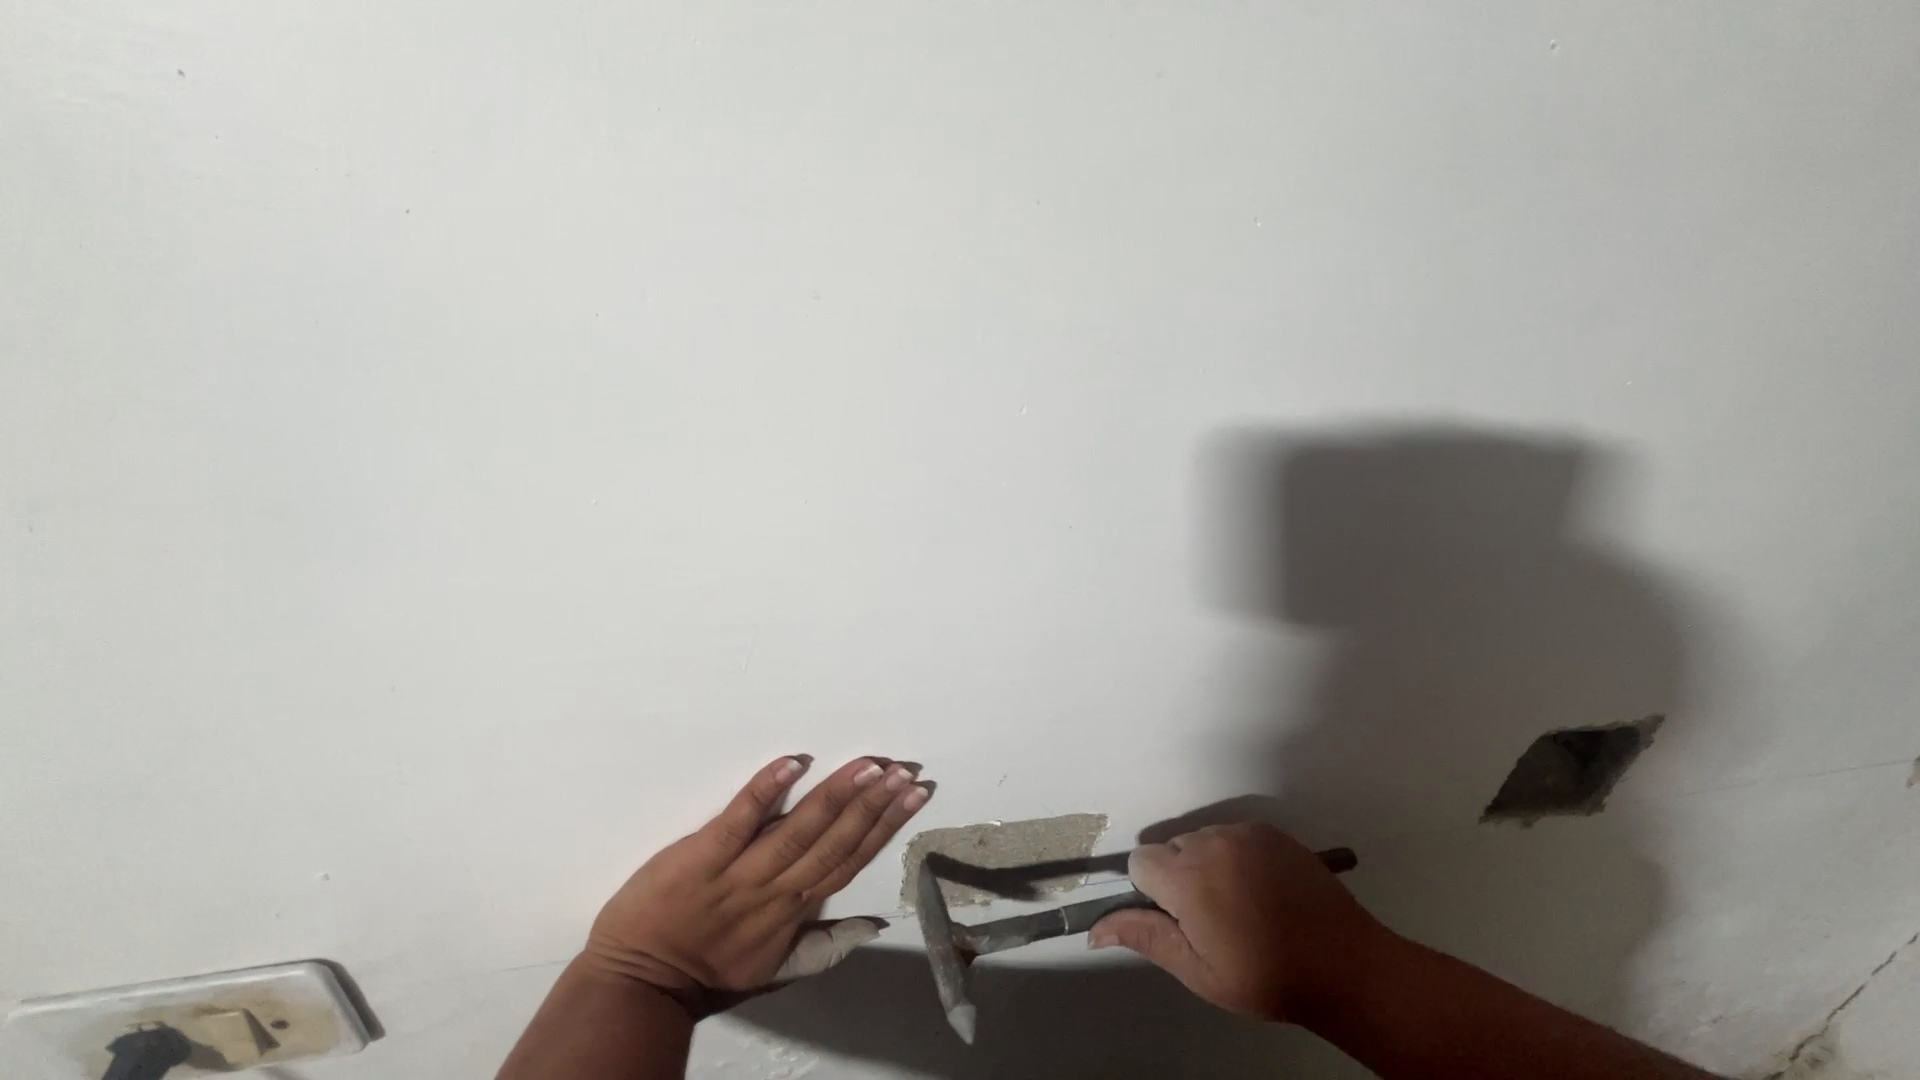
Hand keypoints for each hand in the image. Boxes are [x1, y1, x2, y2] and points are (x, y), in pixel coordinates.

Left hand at [582, 755, 931, 1013]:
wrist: (637, 982)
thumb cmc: (707, 970)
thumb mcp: (773, 970)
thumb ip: (822, 946)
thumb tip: (874, 926)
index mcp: (794, 912)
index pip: (849, 861)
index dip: (885, 827)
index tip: (914, 794)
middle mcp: (776, 890)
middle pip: (834, 842)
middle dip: (874, 805)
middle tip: (905, 771)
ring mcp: (739, 871)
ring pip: (798, 830)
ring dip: (836, 796)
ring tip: (869, 766)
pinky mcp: (702, 855)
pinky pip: (739, 819)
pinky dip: (766, 791)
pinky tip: (794, 762)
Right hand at [1089, 822, 1388, 1021]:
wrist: (1345, 965)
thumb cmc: (1266, 976)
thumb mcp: (1198, 970)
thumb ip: (1145, 937)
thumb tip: (1094, 929)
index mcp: (1187, 878)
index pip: (1140, 861)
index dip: (1151, 892)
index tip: (1178, 919)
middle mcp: (1211, 843)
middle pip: (1170, 848)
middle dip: (1178, 876)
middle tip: (1210, 918)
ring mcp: (1244, 833)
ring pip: (1201, 839)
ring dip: (1206, 863)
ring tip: (1240, 903)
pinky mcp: (1271, 831)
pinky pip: (1233, 834)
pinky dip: (1235, 854)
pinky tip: (1260, 888)